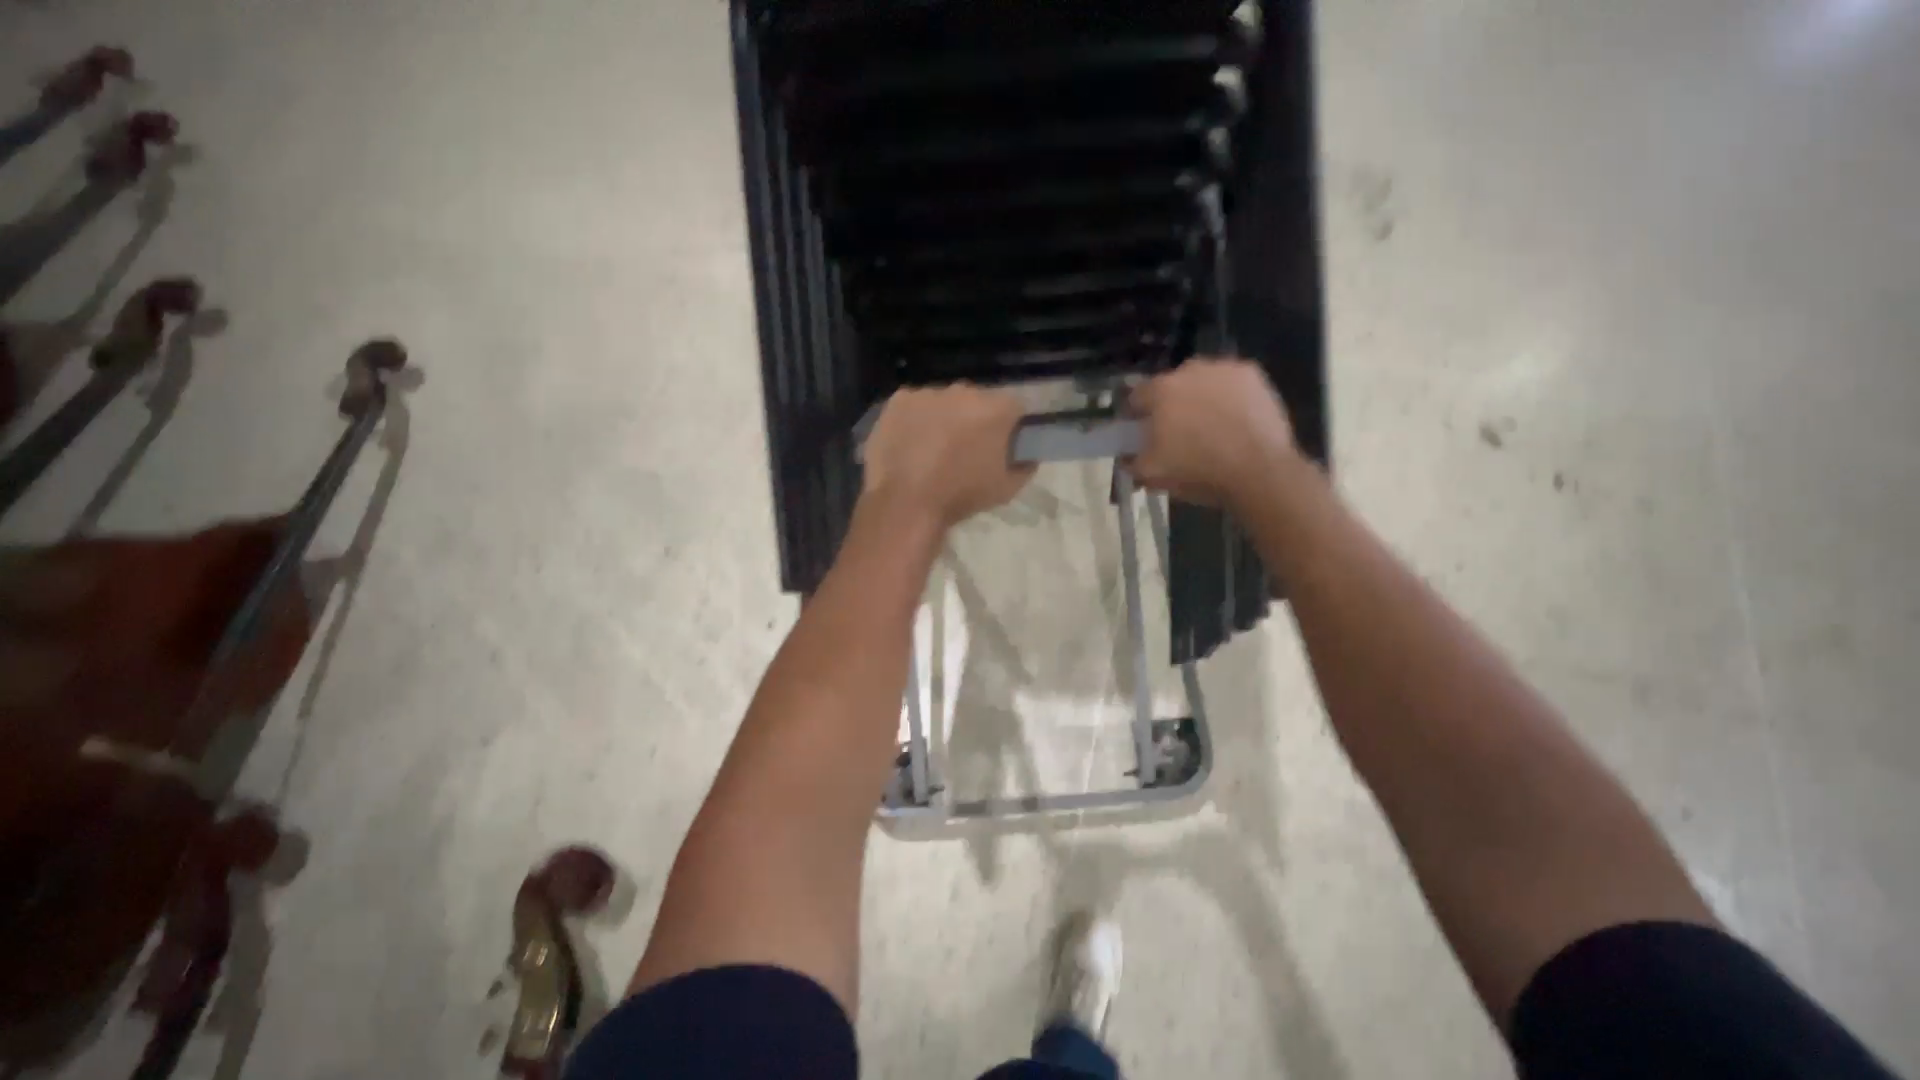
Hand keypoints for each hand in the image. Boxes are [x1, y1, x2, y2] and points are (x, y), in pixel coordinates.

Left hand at [861, 384, 1034, 527]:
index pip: (1013, 406)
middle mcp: (965, 391)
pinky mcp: (900, 400)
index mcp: (996, 409)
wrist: (906, 503)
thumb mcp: (1006, 489)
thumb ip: (1024, 467)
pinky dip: (915, 419)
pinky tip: (911, 443)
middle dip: (974, 418)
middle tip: (965, 447)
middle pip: (977, 400)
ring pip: (944, 401)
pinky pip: (914, 405)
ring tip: (933, 447)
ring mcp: (929, 393)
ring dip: (944, 417)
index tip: (1001, 443)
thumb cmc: (961, 496)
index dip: (1009, 424)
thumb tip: (1027, 456)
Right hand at [1128, 357, 1300, 511]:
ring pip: (1202, 381)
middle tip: (1179, 431)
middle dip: (1171, 404)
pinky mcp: (1251, 374)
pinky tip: (1235, 418)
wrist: (1259, 471)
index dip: (1136, 415)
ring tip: (1211, 425)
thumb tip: (1127, 457)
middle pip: (1171, 386)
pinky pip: (1230, 382)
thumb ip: (1131, 462)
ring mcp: (1223, 368)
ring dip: (1201, 397)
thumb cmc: (1199, 471)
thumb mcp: (1153, 475)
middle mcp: (1189, 370)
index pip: (1136, 397)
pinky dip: (1229, 396)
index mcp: (1160, 391)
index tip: (1141, 432)